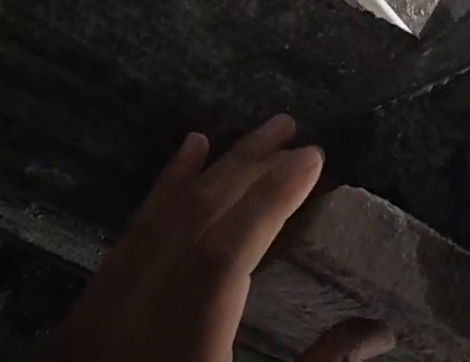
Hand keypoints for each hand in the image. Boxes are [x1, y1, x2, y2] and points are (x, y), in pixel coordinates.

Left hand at [50, 115, 394, 361]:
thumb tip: (382, 331)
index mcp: (184, 347)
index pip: (227, 252)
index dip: (271, 198)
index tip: (313, 156)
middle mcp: (140, 314)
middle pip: (198, 218)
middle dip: (251, 166)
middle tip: (294, 131)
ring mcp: (107, 307)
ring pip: (168, 216)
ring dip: (219, 166)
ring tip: (265, 129)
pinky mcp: (87, 310)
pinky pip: (133, 232)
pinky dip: (166, 185)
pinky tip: (190, 149)